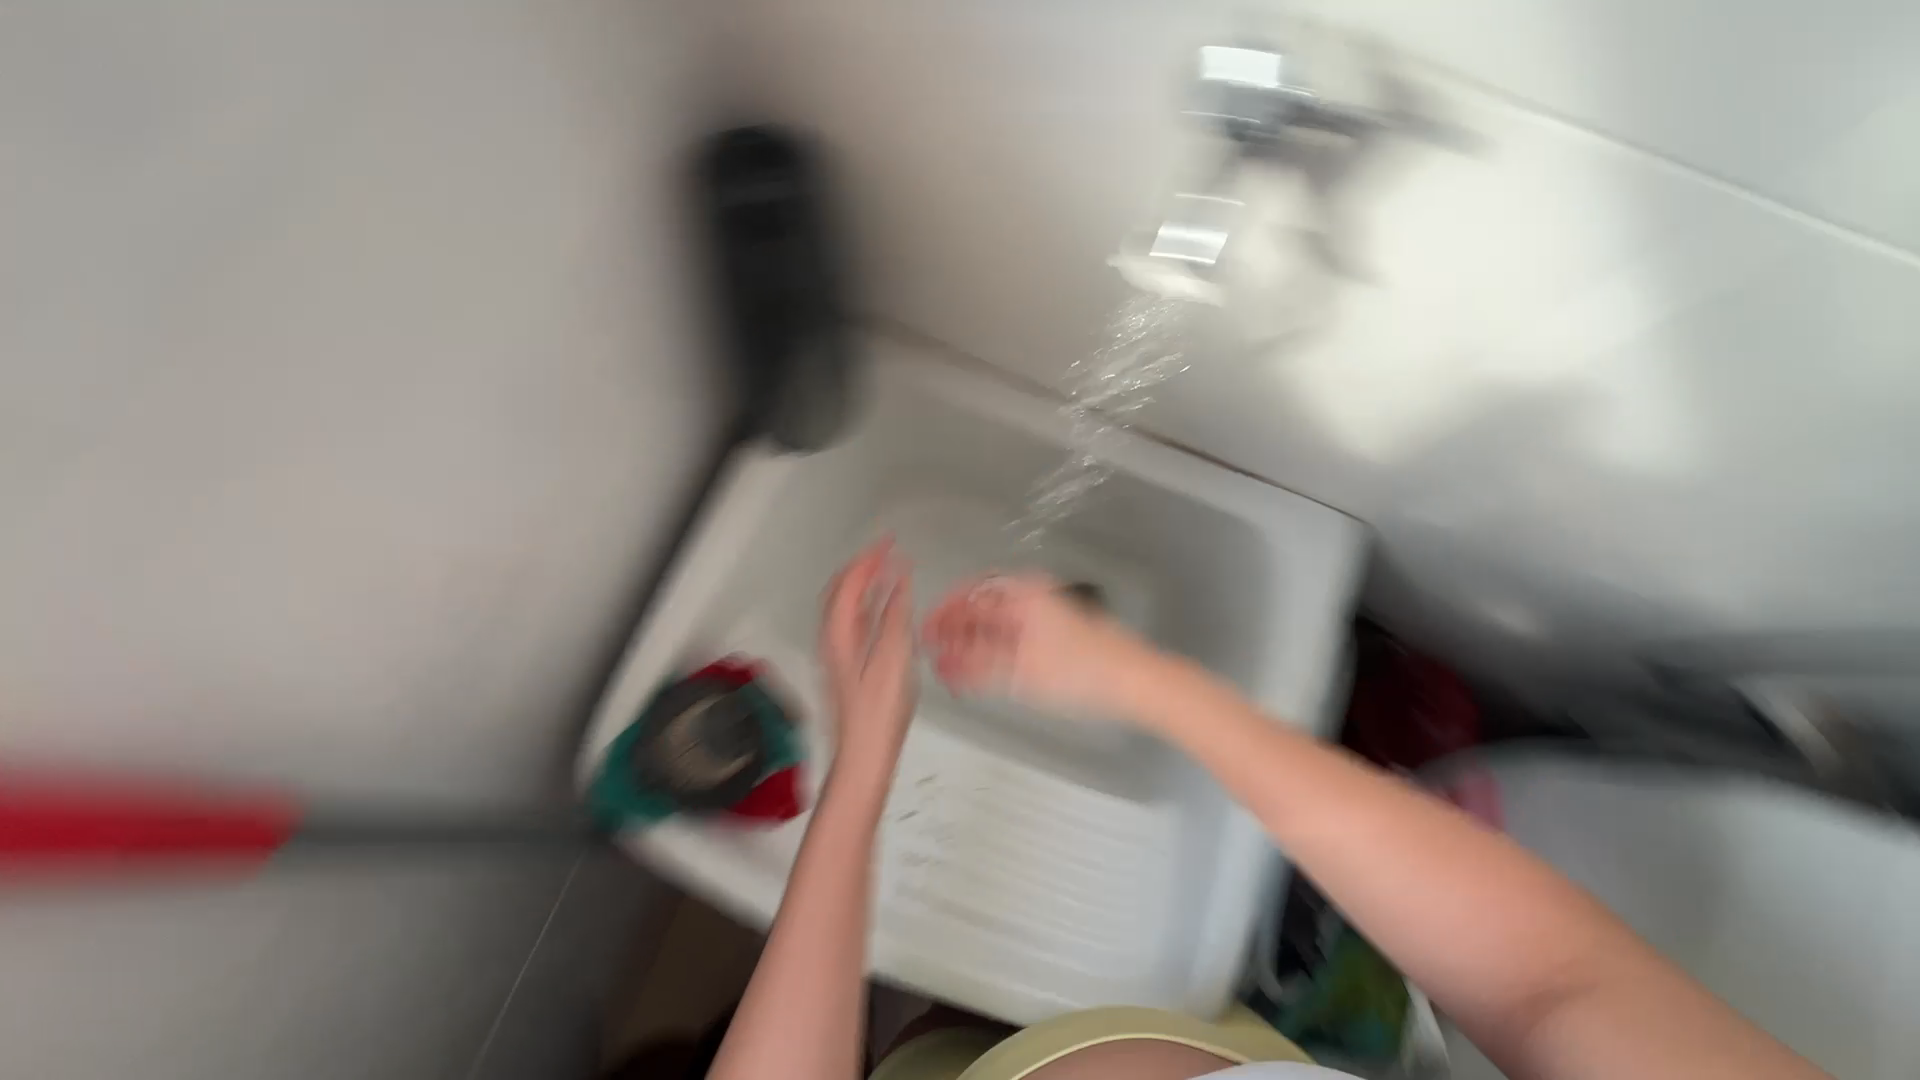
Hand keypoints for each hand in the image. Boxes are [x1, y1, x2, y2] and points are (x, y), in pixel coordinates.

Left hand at [818, 538, 916, 783]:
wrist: (864, 755)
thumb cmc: (879, 712)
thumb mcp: (894, 659)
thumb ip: (896, 616)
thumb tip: (900, 581)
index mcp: (839, 634)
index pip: (849, 582)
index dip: (869, 558)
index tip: (889, 542)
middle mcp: (832, 639)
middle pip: (840, 590)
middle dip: (863, 565)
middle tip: (886, 550)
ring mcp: (838, 653)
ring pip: (845, 606)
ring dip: (864, 583)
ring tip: (886, 569)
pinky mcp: (847, 666)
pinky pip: (854, 621)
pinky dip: (869, 603)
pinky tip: (886, 605)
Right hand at [920, 574, 1154, 716]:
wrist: (1135, 681)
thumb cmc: (1082, 670)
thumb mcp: (1022, 671)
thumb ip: (977, 665)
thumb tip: (943, 661)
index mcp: (1022, 594)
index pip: (967, 595)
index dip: (942, 615)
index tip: (923, 635)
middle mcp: (1030, 598)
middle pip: (980, 610)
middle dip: (955, 634)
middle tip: (934, 659)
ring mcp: (1043, 616)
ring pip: (995, 626)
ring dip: (972, 647)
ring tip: (953, 672)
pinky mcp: (1053, 634)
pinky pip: (1012, 638)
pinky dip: (993, 654)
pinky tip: (982, 675)